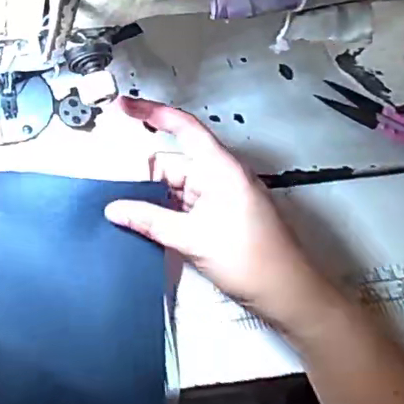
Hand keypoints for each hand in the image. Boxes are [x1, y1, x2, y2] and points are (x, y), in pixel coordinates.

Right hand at [102, 97, 346, 336]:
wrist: (291, 298)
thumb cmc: (253, 262)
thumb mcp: (193, 239)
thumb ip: (149, 219)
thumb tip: (113, 209)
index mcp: (220, 170)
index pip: (184, 127)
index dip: (152, 112)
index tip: (122, 106)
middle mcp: (219, 177)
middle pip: (169, 163)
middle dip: (141, 177)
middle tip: (112, 193)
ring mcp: (218, 197)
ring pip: (171, 186)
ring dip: (150, 198)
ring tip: (124, 213)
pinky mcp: (216, 216)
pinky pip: (180, 203)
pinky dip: (161, 210)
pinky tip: (142, 223)